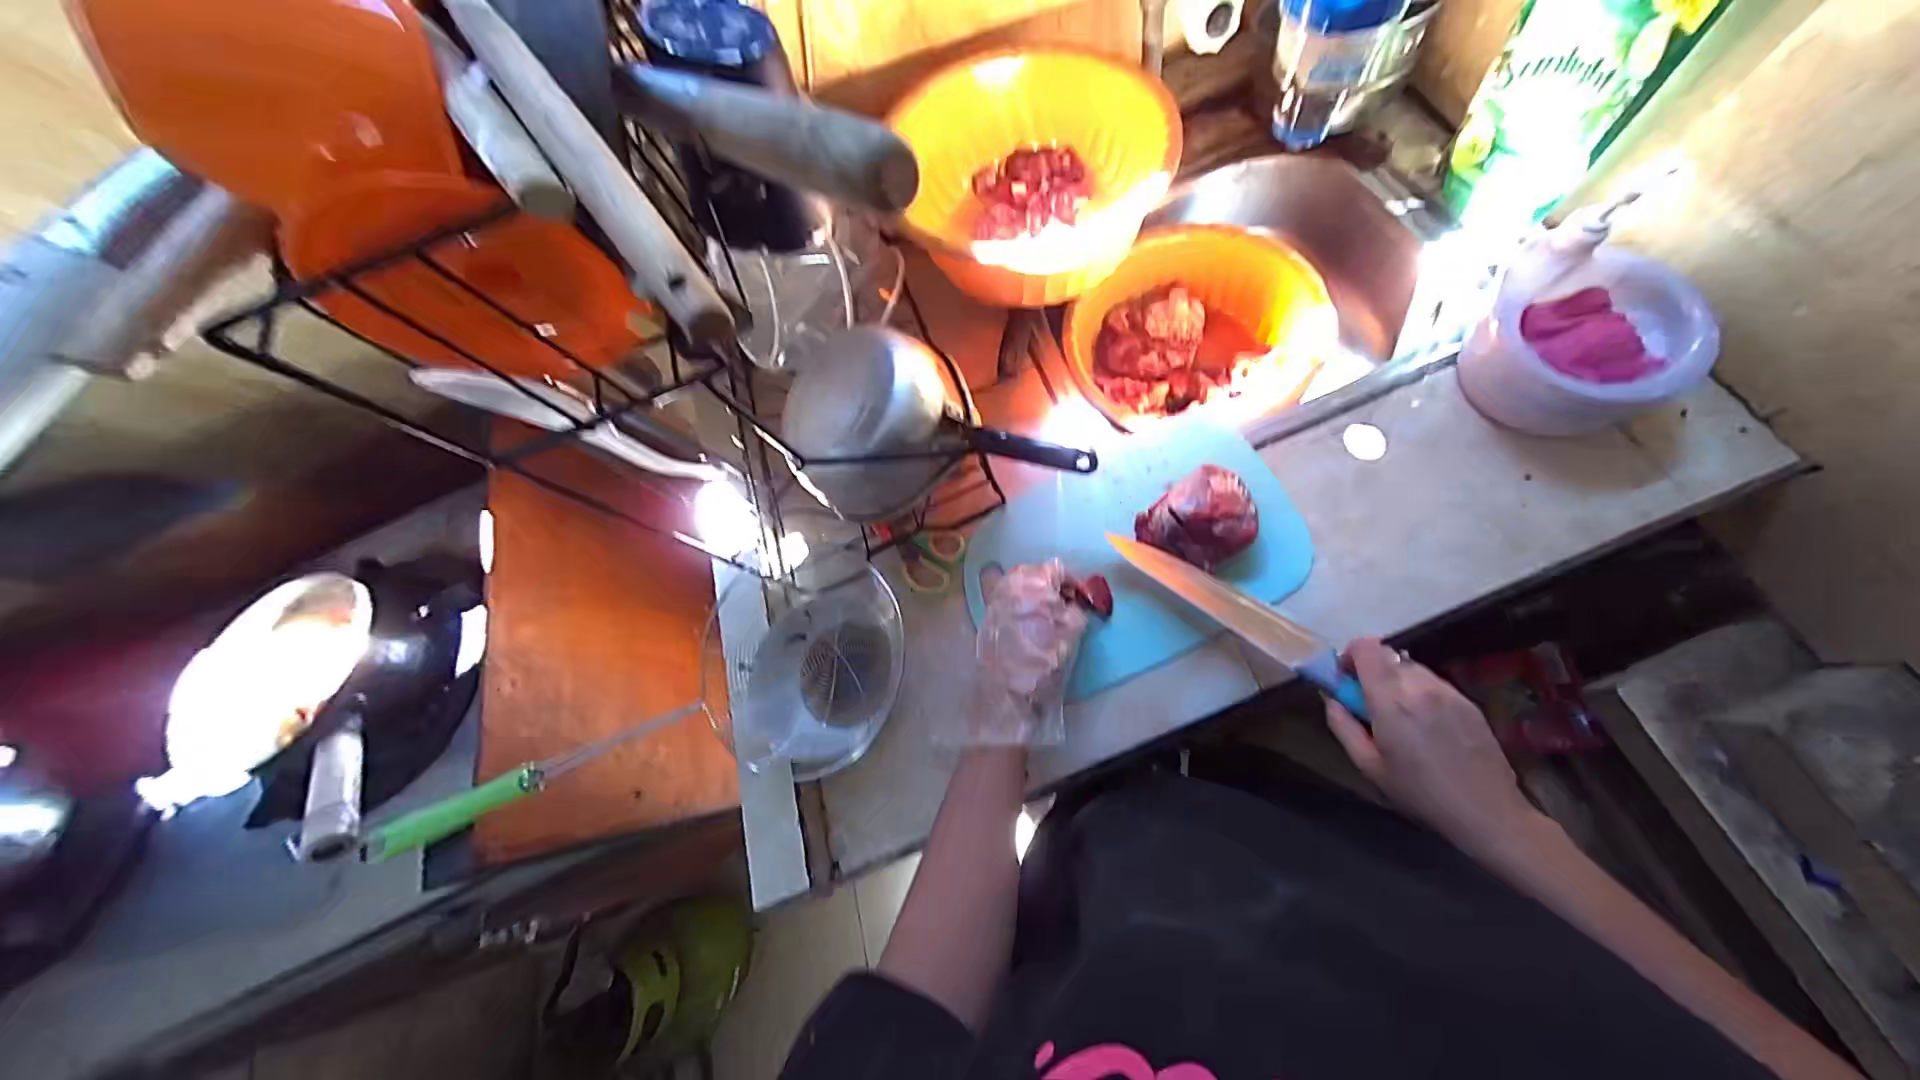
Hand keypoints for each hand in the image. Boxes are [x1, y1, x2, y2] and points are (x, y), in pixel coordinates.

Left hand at [962, 560, 1087, 746]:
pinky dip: (1014, 599)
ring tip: (1045, 611)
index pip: (1057, 567)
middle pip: (1035, 571)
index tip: (1081, 598)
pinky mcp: (986, 613)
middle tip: (1065, 603)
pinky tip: (1024, 612)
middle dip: (1051, 584)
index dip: (1073, 581)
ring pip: (1016, 581)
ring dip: (1032, 590)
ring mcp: (994, 596)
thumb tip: (1073, 602)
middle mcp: (1009, 581)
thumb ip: (1076, 608)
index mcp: (1033, 580)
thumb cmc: (1045, 656)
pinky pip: (1001, 595)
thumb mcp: (1073, 630)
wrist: (1010, 689)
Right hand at [1324, 638, 1536, 851]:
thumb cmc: (1419, 792)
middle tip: (1370, 705)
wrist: (1489, 812)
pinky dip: (1419, 693)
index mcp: (1391, 700)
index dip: (1350, 656)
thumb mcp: (1367, 764)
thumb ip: (1342, 724)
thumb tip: (1332, 698)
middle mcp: (1421, 687)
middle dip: (1371, 673)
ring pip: (1410, 668)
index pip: (1366, 648)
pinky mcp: (1468, 702)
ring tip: (1400, 717)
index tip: (1345, 680)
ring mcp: (1449, 692)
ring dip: (1396, 682)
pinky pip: (1432, 683)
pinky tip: (1427, 726)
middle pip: (1386, 656)